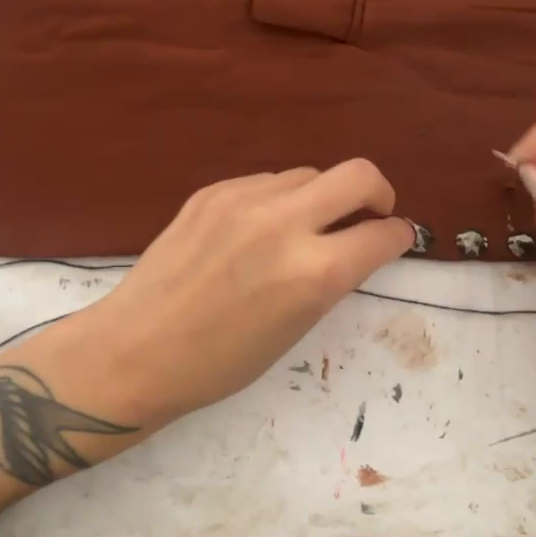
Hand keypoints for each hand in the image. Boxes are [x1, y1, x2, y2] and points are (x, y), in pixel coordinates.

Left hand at [65, 160, 414, 425]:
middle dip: (377, 194)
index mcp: (314, 273)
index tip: (396, 239)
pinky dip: (278, 199)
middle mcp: (285, 223)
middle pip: (359, 174)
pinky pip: (266, 181)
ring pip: (310, 173)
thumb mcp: (296, 328)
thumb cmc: (221, 362)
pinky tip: (257, 230)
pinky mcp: (212, 191)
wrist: (136, 349)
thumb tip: (357, 243)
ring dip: (321, 197)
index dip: (399, 236)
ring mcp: (244, 199)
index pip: (383, 234)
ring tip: (303, 229)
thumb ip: (332, 277)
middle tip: (369, 216)